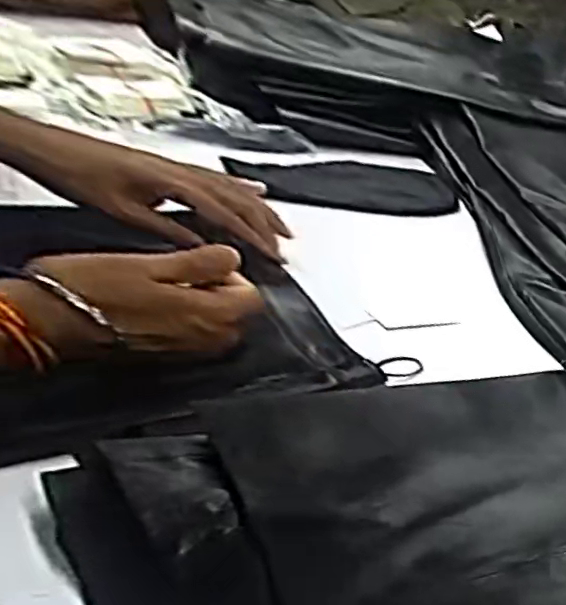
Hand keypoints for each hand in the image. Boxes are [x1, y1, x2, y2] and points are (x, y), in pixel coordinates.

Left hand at [0, 109, 289, 257]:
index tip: (274, 256)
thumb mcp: (121, 211)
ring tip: (284, 228)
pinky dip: (244, 186)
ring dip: (263, 210)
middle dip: (267, 227)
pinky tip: (257, 190)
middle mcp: (181, 172)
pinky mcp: (170, 165)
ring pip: (235, 189)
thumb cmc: (72, 173)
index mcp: (173, 184)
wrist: (37, 143)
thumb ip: (169, 230)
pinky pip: (219, 177)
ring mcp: (177, 166)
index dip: (254, 237)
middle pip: (240, 201)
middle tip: (284, 249)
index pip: (227, 215)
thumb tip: (205, 246)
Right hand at [16, 247, 263, 362]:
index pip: (251, 294)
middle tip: (171, 274)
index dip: (228, 274)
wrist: (53, 321)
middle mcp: (220, 336)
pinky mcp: (183, 354)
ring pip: (220, 320)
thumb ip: (198, 264)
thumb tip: (233, 256)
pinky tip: (156, 307)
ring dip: (200, 303)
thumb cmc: (93, 290)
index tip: (196, 263)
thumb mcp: (146, 266)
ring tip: (159, 289)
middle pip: (238, 308)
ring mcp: (203, 348)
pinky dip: (188, 317)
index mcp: (218, 314)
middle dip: (214, 288)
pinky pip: (200, 332)